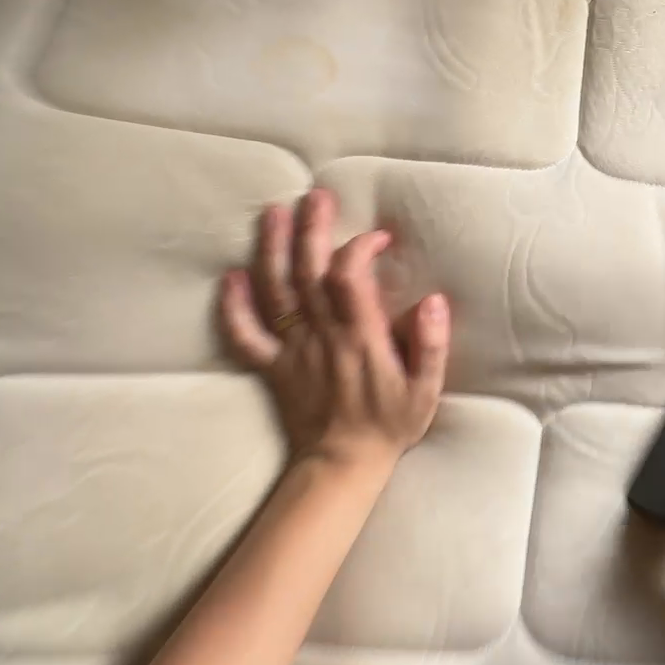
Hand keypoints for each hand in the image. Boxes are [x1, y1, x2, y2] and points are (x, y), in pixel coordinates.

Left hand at [220, 188, 450, 469]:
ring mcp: (292, 351)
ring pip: (275, 293)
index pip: (350, 279)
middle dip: (311, 230)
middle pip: (309, 273)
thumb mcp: (426, 390)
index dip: (360, 248)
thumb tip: (433, 300)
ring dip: (271, 250)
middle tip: (316, 196)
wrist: (342, 467)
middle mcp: (321, 337)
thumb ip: (431, 345)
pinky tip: (230, 277)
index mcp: (359, 338)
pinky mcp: (273, 367)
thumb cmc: (389, 425)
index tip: (378, 237)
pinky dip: (233, 306)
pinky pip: (245, 335)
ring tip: (273, 213)